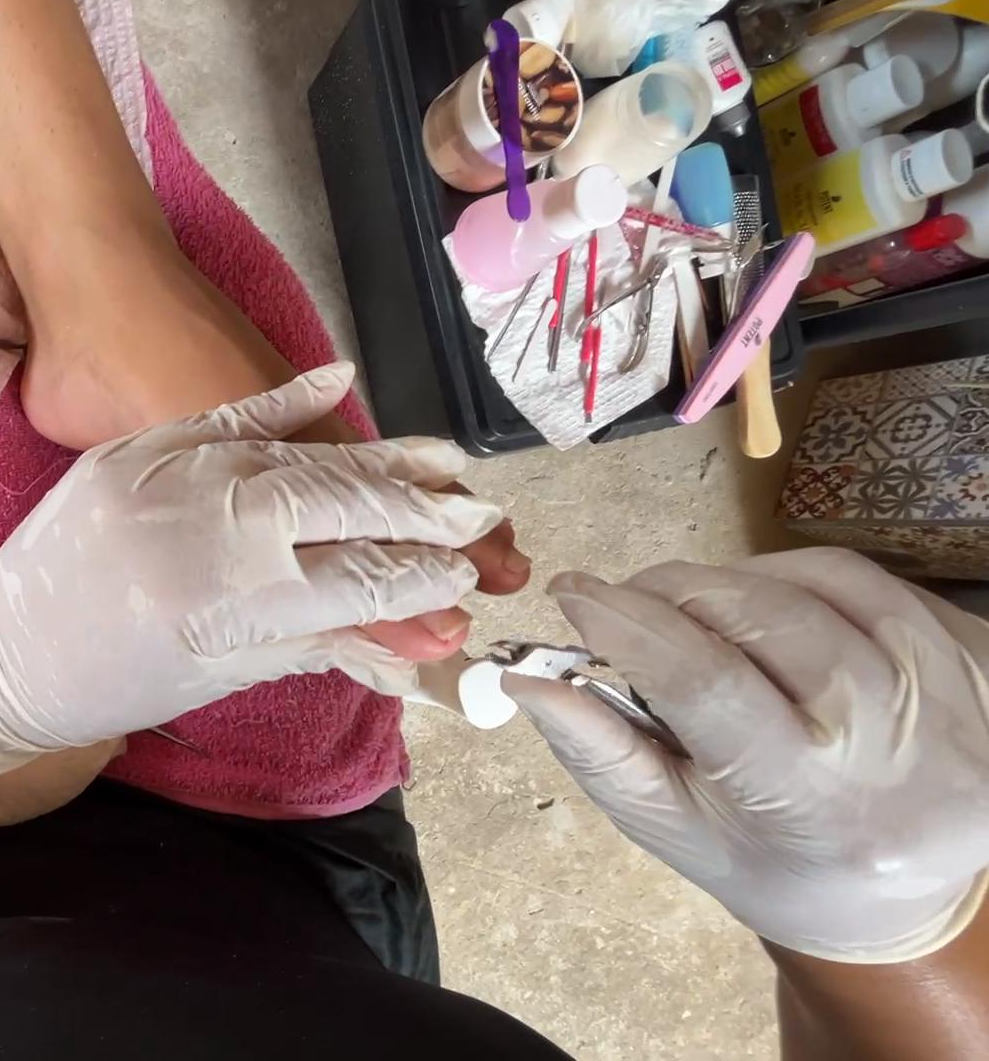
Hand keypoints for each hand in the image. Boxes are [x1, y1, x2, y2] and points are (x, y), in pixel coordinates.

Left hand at [0, 362, 504, 773]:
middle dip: (417, 513)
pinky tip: (345, 380)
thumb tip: (416, 641)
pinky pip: (221, 418)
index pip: (350, 583)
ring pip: (293, 461)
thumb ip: (313, 645)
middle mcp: (195, 531)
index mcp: (217, 609)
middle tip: (481, 519)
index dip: (418, 580)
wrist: (0, 650)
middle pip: (334, 508)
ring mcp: (161, 479)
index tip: (469, 578)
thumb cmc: (105, 685)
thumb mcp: (213, 678)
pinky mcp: (133, 451)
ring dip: (374, 461)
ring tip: (445, 465)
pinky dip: (284, 399)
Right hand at [504, 549, 988, 963]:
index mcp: (811, 804)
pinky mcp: (987, 664)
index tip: (567, 593)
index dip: (625, 625)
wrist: (886, 890)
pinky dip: (785, 575)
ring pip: (819, 584)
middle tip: (616, 599)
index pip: (705, 683)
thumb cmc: (751, 856)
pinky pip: (868, 582)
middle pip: (767, 620)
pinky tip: (751, 607)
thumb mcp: (655, 818)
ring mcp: (964, 702)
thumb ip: (589, 744)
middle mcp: (907, 751)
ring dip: (721, 579)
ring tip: (678, 605)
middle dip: (668, 591)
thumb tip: (522, 677)